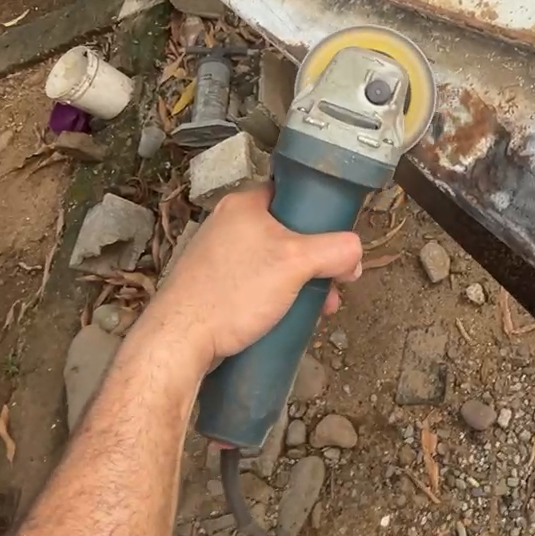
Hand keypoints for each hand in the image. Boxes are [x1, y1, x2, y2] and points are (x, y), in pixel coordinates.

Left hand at [140, 187, 362, 375]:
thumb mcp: (298, 264)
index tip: (337, 238)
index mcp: (244, 205)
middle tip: (335, 281)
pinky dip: (278, 295)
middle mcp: (228, 224)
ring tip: (319, 308)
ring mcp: (218, 256)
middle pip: (289, 232)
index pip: (292, 193)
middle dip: (317, 260)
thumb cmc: (232, 294)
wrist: (180, 342)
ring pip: (275, 261)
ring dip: (302, 282)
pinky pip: (257, 282)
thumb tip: (355, 255)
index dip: (321, 214)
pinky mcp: (213, 285)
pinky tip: (289, 316)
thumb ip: (336, 250)